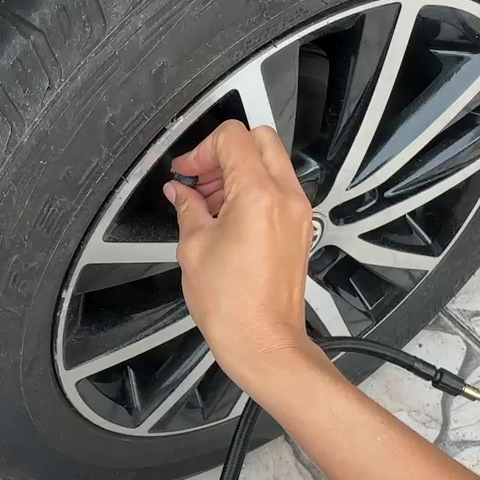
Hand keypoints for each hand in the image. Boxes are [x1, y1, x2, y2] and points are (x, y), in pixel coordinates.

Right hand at [164, 120, 324, 393]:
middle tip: (198, 177)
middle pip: (259, 139)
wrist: (263, 342)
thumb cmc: (234, 307)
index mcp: (258, 196)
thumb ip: (186, 208)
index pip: (232, 138)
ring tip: (207, 201)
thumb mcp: (194, 248)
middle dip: (223, 152)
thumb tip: (180, 192)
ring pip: (271, 162)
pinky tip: (226, 216)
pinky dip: (253, 190)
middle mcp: (286, 199)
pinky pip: (278, 189)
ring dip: (238, 170)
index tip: (186, 170)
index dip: (201, 149)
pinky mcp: (300, 228)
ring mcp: (298, 213)